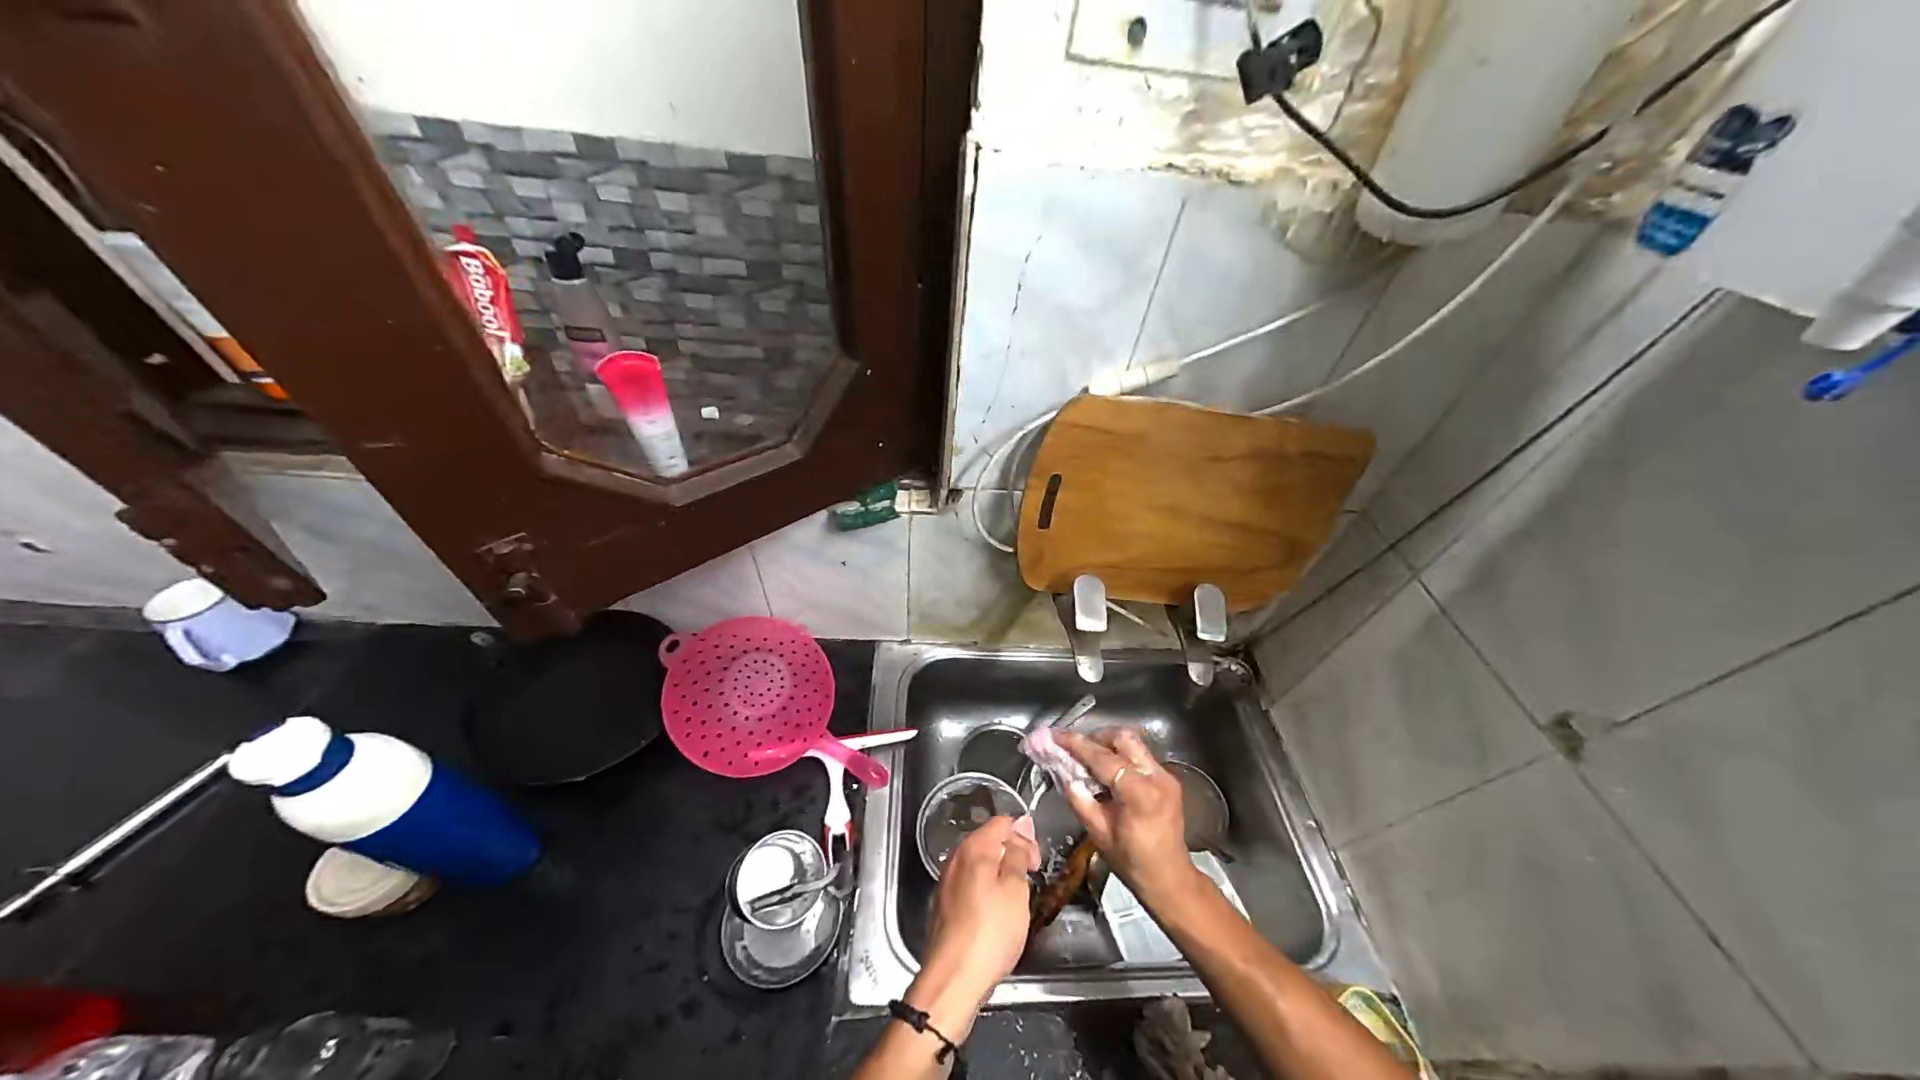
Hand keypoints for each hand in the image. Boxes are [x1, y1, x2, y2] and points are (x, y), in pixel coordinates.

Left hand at [921, 815, 1040, 998]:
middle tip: (1029, 881)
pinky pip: (969, 884)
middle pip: (989, 841)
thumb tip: (1021, 826)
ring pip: (979, 864)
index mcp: (973, 847)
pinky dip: (985, 891)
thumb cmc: (990, 933)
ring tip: (1015, 901)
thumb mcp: (1016, 889)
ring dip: (999, 874)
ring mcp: (947, 881)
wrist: (954, 978)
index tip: (1036, 862)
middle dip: (1012, 854)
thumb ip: (1018, 853)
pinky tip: (995, 915)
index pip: (1003, 822)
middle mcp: (955, 858)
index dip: (1025, 836)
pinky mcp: (944, 904)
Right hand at [1055, 728, 1197, 903]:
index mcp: (1140, 794)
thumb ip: (1079, 799)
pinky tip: (1106, 772)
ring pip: (1133, 744)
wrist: (1170, 879)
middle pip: (1123, 738)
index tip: (1054, 736)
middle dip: (1095, 738)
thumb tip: (1062, 773)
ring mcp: (1165, 776)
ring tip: (1087, 759)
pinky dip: (1119, 756)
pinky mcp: (1168, 779)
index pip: (1103, 757)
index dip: (1076, 744)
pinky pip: (1140, 756)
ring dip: (1107, 745)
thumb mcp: (1099, 833)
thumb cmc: (1133, 862)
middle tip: (1074, 748)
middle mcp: (1156, 777)